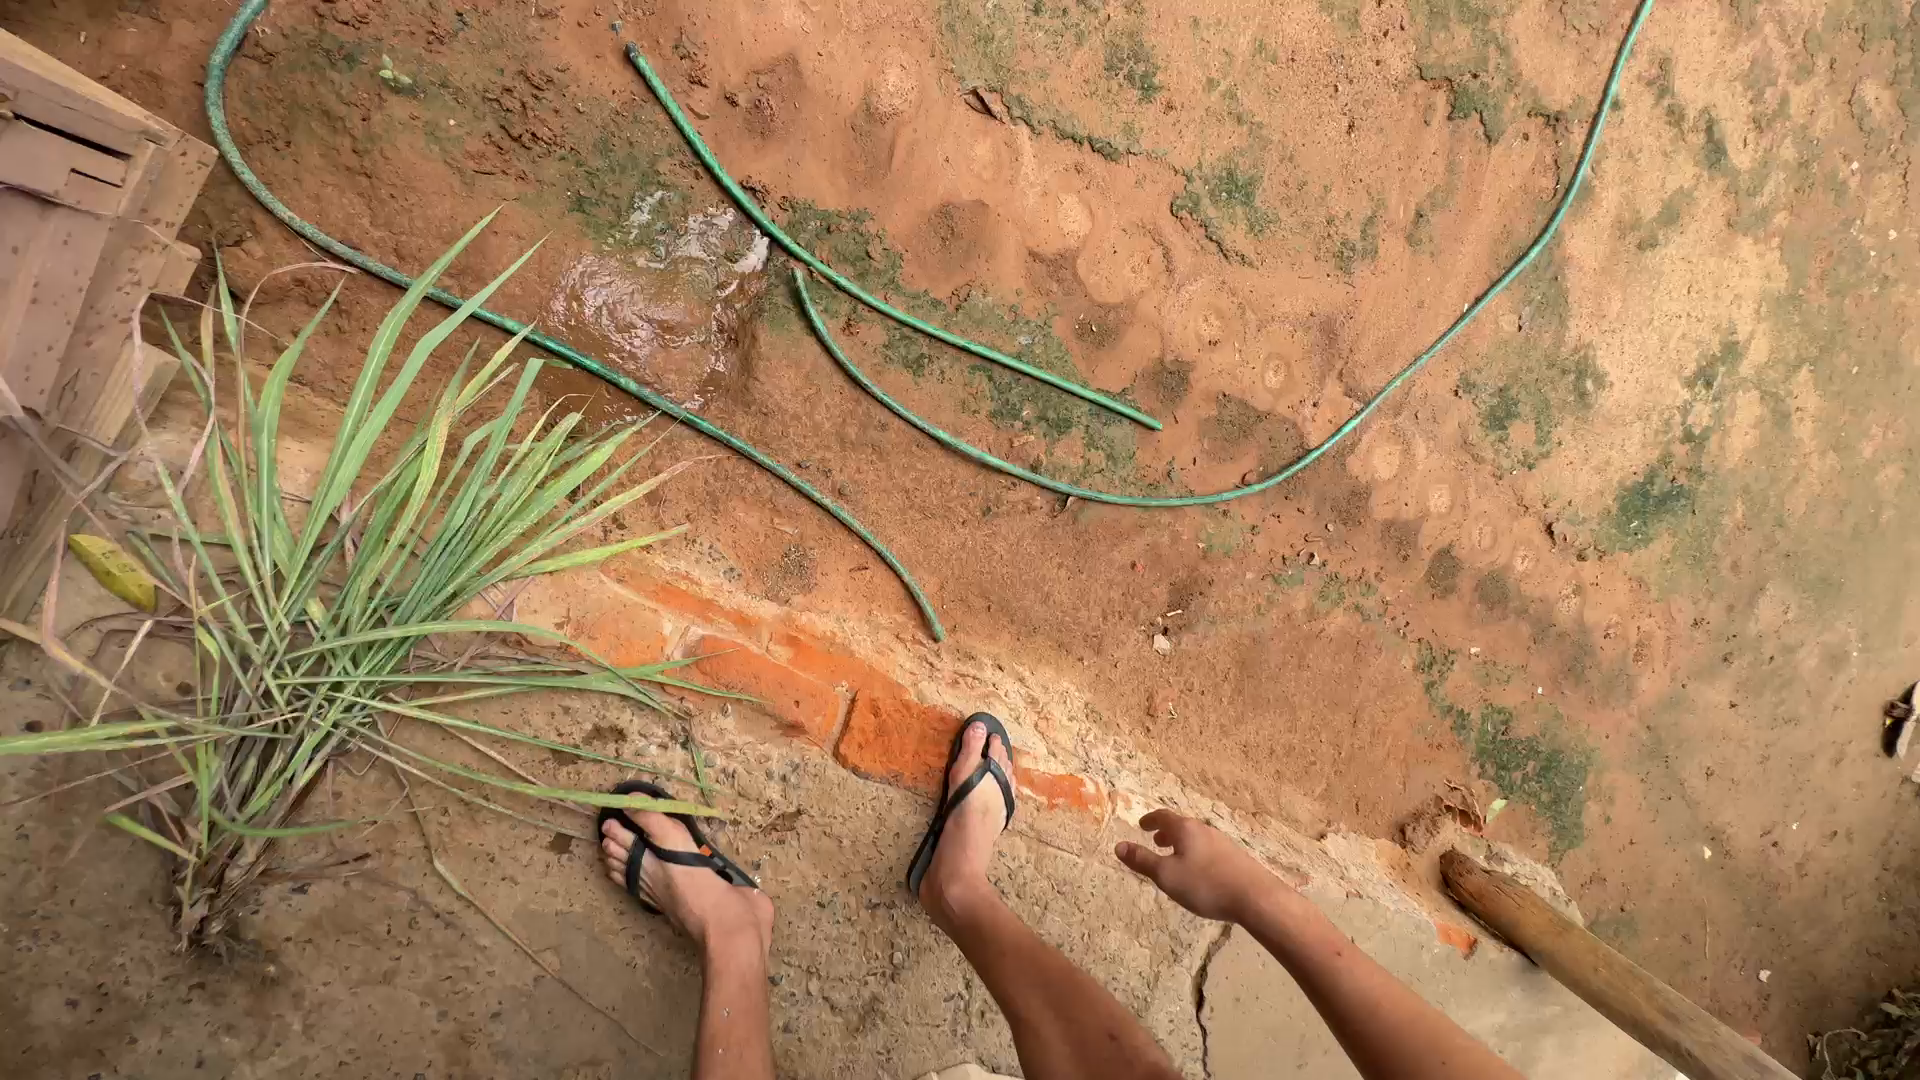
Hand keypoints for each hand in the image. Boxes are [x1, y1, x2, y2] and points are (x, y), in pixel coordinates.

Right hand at [1115, 809, 1278, 922]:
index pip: (1163, 817)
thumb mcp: (1167, 876)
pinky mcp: (1236, 858)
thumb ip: (1142, 861)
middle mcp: (1204, 830)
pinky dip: (1196, 853)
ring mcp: (1222, 843)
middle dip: (1167, 832)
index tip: (1142, 825)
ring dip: (1182, 843)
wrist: (1256, 897)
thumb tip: (1118, 846)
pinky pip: (1209, 849)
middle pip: (1181, 826)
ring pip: (1196, 838)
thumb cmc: (1205, 884)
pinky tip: (1200, 872)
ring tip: (1176, 857)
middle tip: (1156, 840)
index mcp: (1185, 829)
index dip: (1150, 820)